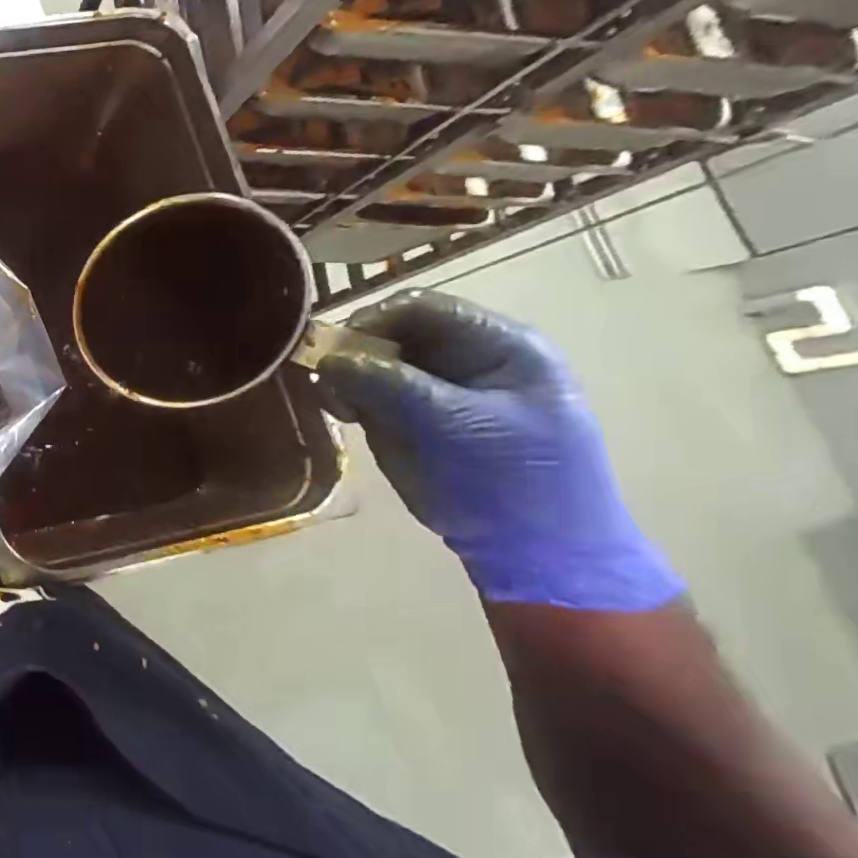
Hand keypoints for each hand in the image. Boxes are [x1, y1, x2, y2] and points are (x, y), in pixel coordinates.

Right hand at [316, 289, 681, 610]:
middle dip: (356, 354)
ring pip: (376, 366)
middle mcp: (464, 360)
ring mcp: (437, 391)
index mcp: (497, 345)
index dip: (375, 321)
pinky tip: (345, 416)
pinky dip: (351, 401)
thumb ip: (390, 386)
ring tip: (340, 408)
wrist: (529, 548)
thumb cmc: (508, 479)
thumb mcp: (453, 425)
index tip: (334, 350)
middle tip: (331, 386)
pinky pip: (372, 397)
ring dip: (349, 380)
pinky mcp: (414, 421)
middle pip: (395, 334)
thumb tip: (328, 358)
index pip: (424, 309)